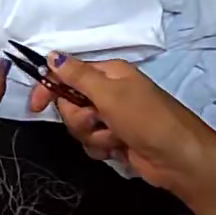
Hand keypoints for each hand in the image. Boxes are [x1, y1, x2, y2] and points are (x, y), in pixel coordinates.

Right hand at [27, 53, 215, 201]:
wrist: (179, 159)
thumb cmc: (147, 120)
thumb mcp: (109, 93)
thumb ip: (77, 75)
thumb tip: (51, 55)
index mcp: (109, 74)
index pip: (66, 75)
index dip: (49, 89)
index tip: (36, 106)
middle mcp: (109, 93)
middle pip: (69, 104)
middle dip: (79, 118)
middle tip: (98, 120)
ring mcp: (112, 117)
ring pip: (78, 126)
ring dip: (93, 135)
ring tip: (115, 138)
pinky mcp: (115, 139)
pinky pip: (91, 142)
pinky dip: (101, 148)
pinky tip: (118, 149)